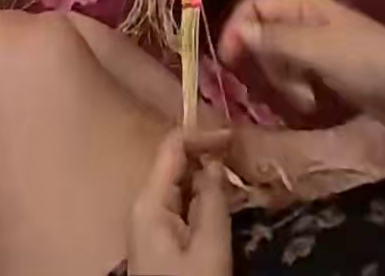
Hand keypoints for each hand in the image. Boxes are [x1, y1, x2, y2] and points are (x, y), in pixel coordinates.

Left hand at [127, 129, 230, 275]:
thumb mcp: (208, 249)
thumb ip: (212, 199)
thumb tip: (215, 161)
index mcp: (149, 200)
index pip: (172, 146)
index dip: (203, 135)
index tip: (234, 137)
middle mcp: (144, 205)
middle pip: (177, 163)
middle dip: (208, 155)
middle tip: (240, 155)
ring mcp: (150, 224)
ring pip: (182, 184)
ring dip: (208, 178)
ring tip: (237, 176)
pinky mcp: (159, 242)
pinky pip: (182, 205)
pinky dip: (203, 198)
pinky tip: (223, 203)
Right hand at [217, 0, 384, 125]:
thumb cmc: (368, 64)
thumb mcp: (317, 51)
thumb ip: (275, 40)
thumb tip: (237, 30)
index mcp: (303, 4)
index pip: (255, 5)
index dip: (237, 28)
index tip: (228, 61)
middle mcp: (306, 19)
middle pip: (263, 33)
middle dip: (267, 61)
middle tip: (285, 84)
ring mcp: (318, 44)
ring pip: (278, 57)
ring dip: (284, 80)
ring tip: (307, 99)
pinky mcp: (327, 69)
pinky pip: (296, 74)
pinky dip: (298, 88)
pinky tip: (315, 102)